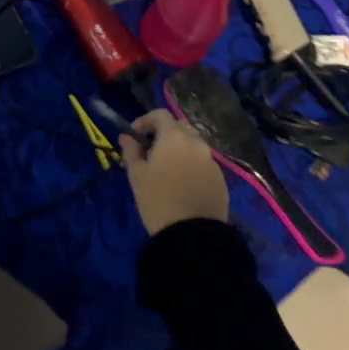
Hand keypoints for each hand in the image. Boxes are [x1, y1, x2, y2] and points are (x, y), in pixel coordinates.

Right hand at [121, 110, 229, 234]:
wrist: (192, 234)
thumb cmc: (157, 200)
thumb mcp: (137, 175)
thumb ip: (131, 151)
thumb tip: (127, 137)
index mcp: (174, 138)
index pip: (161, 115)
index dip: (146, 120)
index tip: (136, 135)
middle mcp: (196, 144)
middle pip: (181, 127)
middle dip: (165, 133)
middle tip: (152, 151)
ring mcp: (211, 161)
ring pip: (194, 146)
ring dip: (180, 149)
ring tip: (167, 169)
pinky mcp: (221, 179)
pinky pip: (204, 163)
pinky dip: (192, 165)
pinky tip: (183, 184)